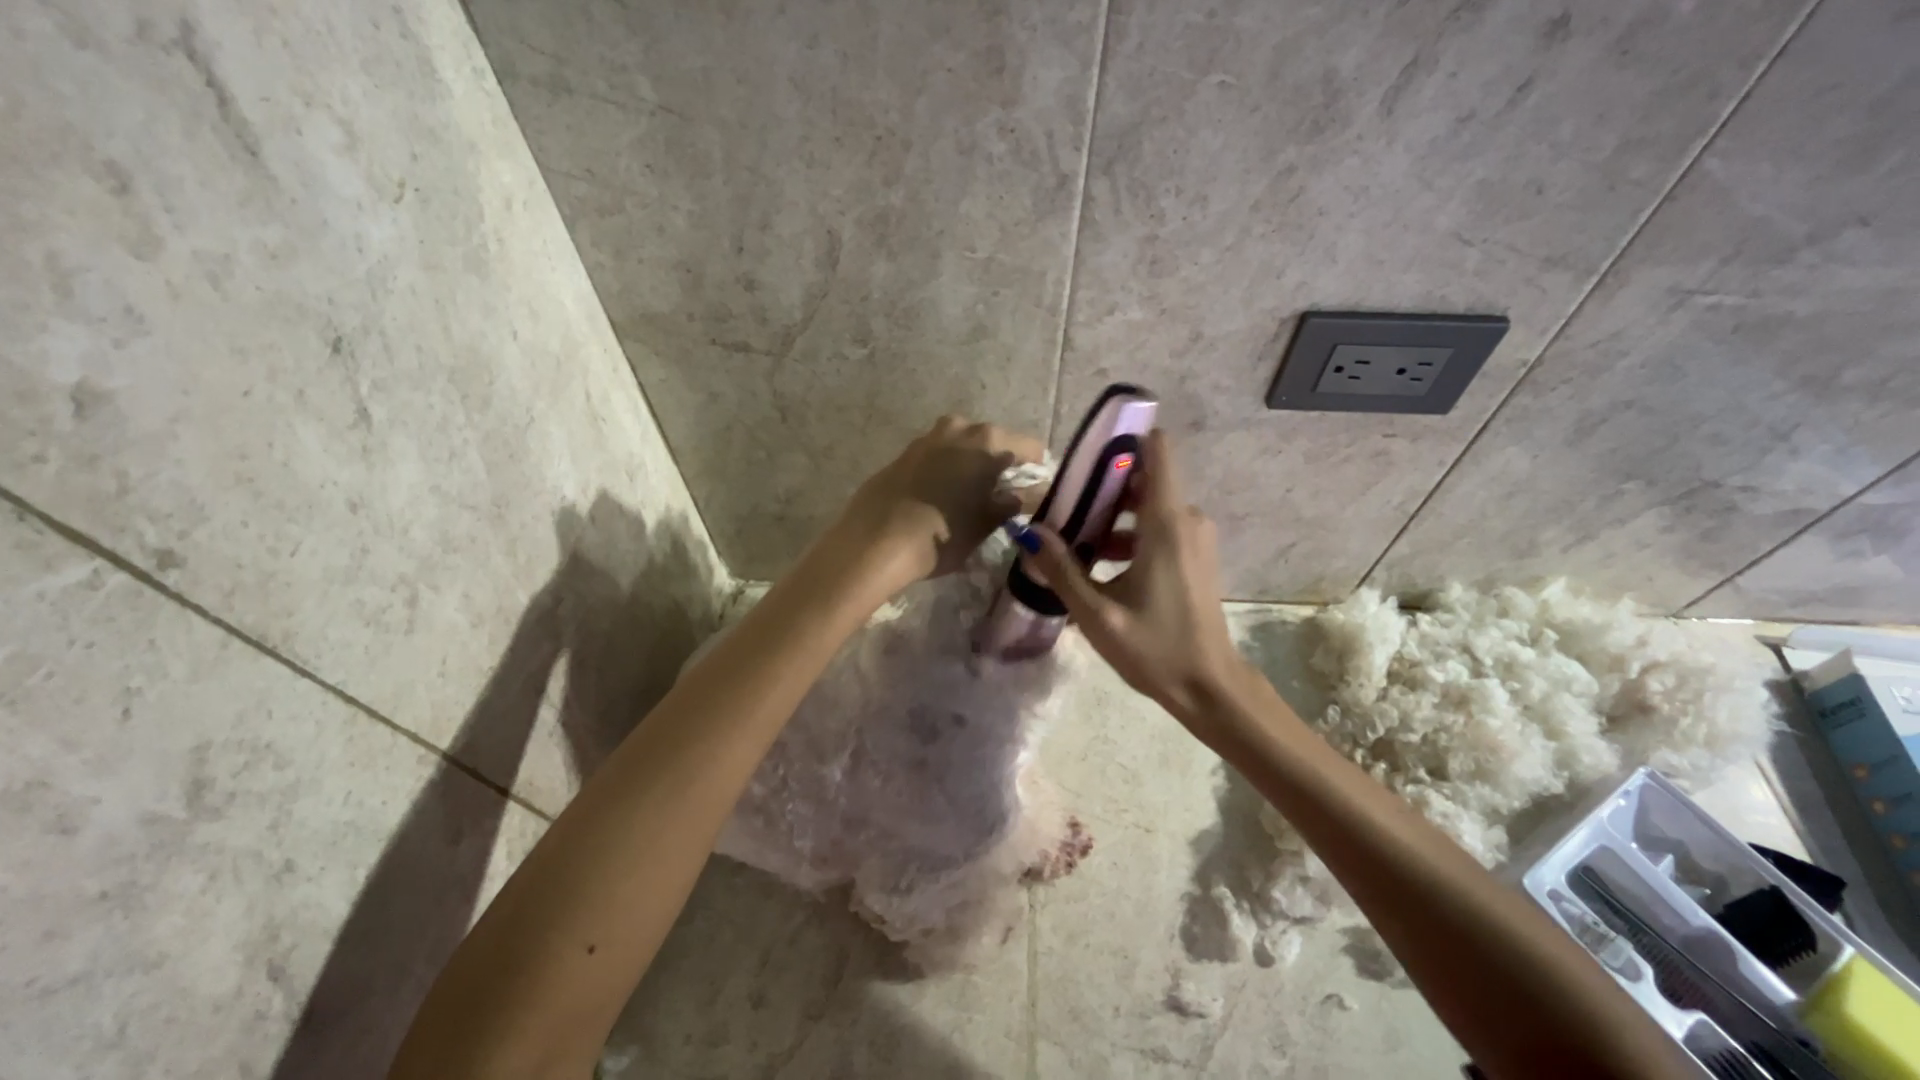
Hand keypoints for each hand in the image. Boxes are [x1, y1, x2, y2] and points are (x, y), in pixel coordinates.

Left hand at [836, 414, 1044, 589]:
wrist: (876, 541)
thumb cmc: (943, 533)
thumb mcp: (988, 523)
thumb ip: (1014, 503)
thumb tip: (1031, 494)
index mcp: (986, 441)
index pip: (1028, 448)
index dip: (1038, 470)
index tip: (1039, 492)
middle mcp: (958, 429)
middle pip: (992, 442)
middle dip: (1001, 465)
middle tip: (1004, 496)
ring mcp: (925, 439)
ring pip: (961, 447)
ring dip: (970, 466)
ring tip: (972, 498)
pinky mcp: (901, 456)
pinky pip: (936, 459)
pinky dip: (945, 472)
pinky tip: (941, 500)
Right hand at [1018, 430, 1246, 726]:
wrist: (1209, 686)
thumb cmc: (1154, 648)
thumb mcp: (1096, 612)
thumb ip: (1061, 568)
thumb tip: (1028, 531)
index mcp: (1166, 522)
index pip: (1156, 449)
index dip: (1122, 440)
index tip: (1084, 456)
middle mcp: (1186, 518)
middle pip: (1142, 479)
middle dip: (1102, 488)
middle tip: (1062, 511)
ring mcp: (1196, 537)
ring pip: (1149, 506)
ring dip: (1113, 518)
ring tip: (1075, 546)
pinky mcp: (1197, 555)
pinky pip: (1160, 527)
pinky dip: (1131, 535)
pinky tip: (1102, 567)